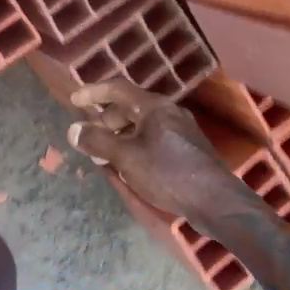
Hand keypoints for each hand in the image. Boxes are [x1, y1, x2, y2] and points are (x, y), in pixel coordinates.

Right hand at [67, 80, 254, 224]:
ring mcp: (181, 130)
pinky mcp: (188, 148)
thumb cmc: (168, 173)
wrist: (216, 202)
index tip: (74, 100)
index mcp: (154, 106)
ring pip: (142, 124)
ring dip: (120, 135)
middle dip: (105, 120)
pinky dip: (135, 144)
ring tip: (106, 157)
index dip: (93, 92)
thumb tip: (73, 130)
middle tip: (90, 139)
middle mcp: (168, 111)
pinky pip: (153, 137)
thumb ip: (97, 142)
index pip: (117, 88)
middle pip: (129, 106)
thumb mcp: (126, 157)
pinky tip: (131, 166)